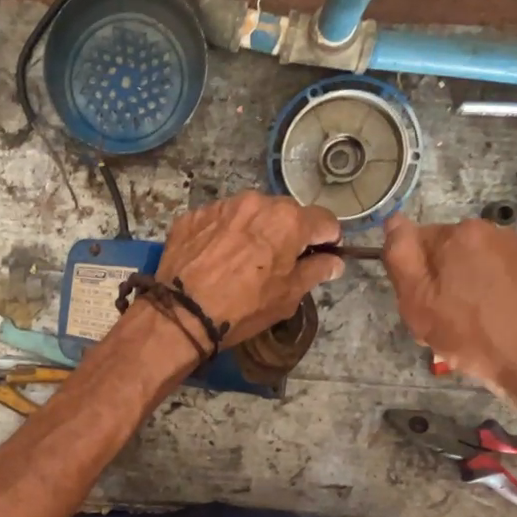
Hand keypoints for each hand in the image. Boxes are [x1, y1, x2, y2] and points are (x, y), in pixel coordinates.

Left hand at [154, 191, 342, 347]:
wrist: (182, 314)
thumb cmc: (242, 308)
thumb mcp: (287, 297)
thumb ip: (315, 272)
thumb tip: (334, 262)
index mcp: (288, 220)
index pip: (324, 221)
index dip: (327, 240)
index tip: (320, 257)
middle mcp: (257, 202)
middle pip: (285, 213)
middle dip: (288, 233)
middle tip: (277, 263)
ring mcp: (222, 206)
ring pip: (250, 213)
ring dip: (253, 230)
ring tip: (241, 260)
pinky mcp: (194, 216)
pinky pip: (219, 220)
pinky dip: (222, 234)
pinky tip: (214, 259)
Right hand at [380, 214, 516, 404]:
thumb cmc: (468, 332)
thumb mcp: (417, 299)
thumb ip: (400, 256)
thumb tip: (392, 219)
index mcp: (458, 233)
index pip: (414, 242)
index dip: (410, 275)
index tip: (419, 302)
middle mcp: (489, 229)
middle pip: (441, 253)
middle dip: (434, 281)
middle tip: (438, 318)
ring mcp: (512, 248)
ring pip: (464, 265)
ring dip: (456, 289)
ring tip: (463, 323)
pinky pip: (488, 274)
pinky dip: (479, 293)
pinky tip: (484, 320)